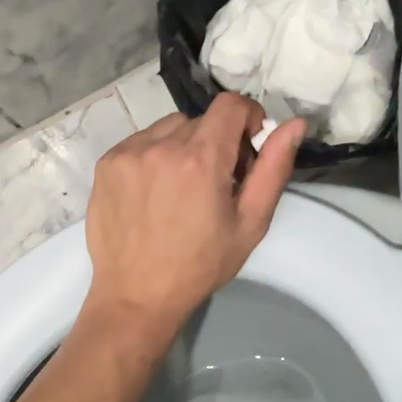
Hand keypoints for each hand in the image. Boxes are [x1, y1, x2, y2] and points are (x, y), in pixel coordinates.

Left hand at [83, 92, 305, 336]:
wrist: (136, 296)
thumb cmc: (199, 267)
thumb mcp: (249, 225)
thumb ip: (273, 170)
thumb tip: (294, 125)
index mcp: (201, 159)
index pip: (230, 105)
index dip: (247, 118)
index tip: (247, 148)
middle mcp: (161, 146)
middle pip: (201, 120)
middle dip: (215, 142)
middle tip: (215, 184)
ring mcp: (129, 153)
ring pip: (168, 129)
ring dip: (183, 148)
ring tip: (181, 190)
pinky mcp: (106, 164)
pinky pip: (140, 143)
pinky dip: (154, 157)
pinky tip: (155, 194)